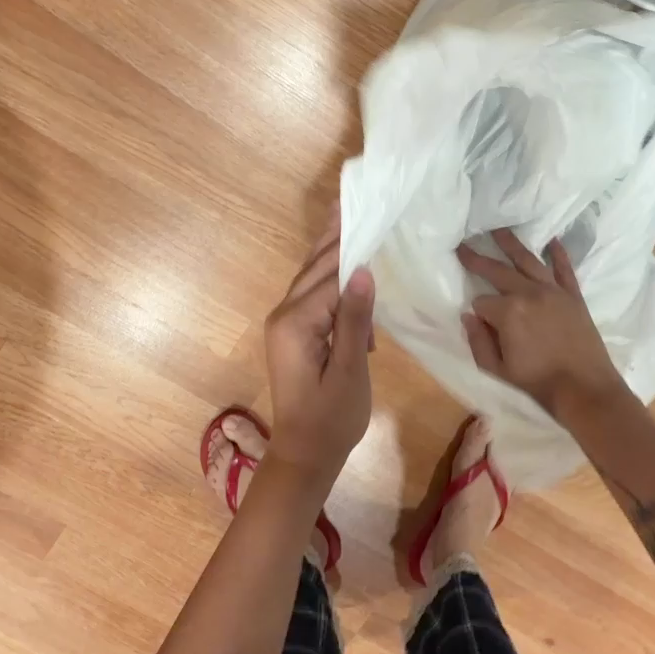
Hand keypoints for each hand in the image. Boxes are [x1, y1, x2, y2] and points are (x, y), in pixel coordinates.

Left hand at [263, 217, 375, 476]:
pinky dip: (332, 277)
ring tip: (349, 216)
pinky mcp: (294, 334)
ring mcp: (286, 324)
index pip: (331, 276)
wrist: (305, 456)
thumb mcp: (350, 372)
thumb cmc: (331, 420)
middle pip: (315, 267)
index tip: (369, 211)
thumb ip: (356, 320)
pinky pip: (314, 295)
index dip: (353, 246)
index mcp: (296, 323)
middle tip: (354, 198)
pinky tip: (348, 265)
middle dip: (336, 235)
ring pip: (312, 277)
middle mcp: (285, 315)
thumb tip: (363, 270)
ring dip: (332, 251)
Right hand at [457, 229, 630, 422]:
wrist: (586, 390)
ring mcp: (554, 292)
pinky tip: (552, 241)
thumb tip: (468, 316)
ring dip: (512, 244)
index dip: (478, 312)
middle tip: (463, 244)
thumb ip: (478, 342)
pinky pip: (564, 269)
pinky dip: (558, 254)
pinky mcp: (574, 296)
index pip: (482, 302)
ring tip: (499, 229)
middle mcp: (529, 293)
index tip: (480, 322)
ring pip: (528, 261)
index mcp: (508, 312)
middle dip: (478, 259)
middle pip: (499, 271)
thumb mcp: (497, 370)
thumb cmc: (538, 384)